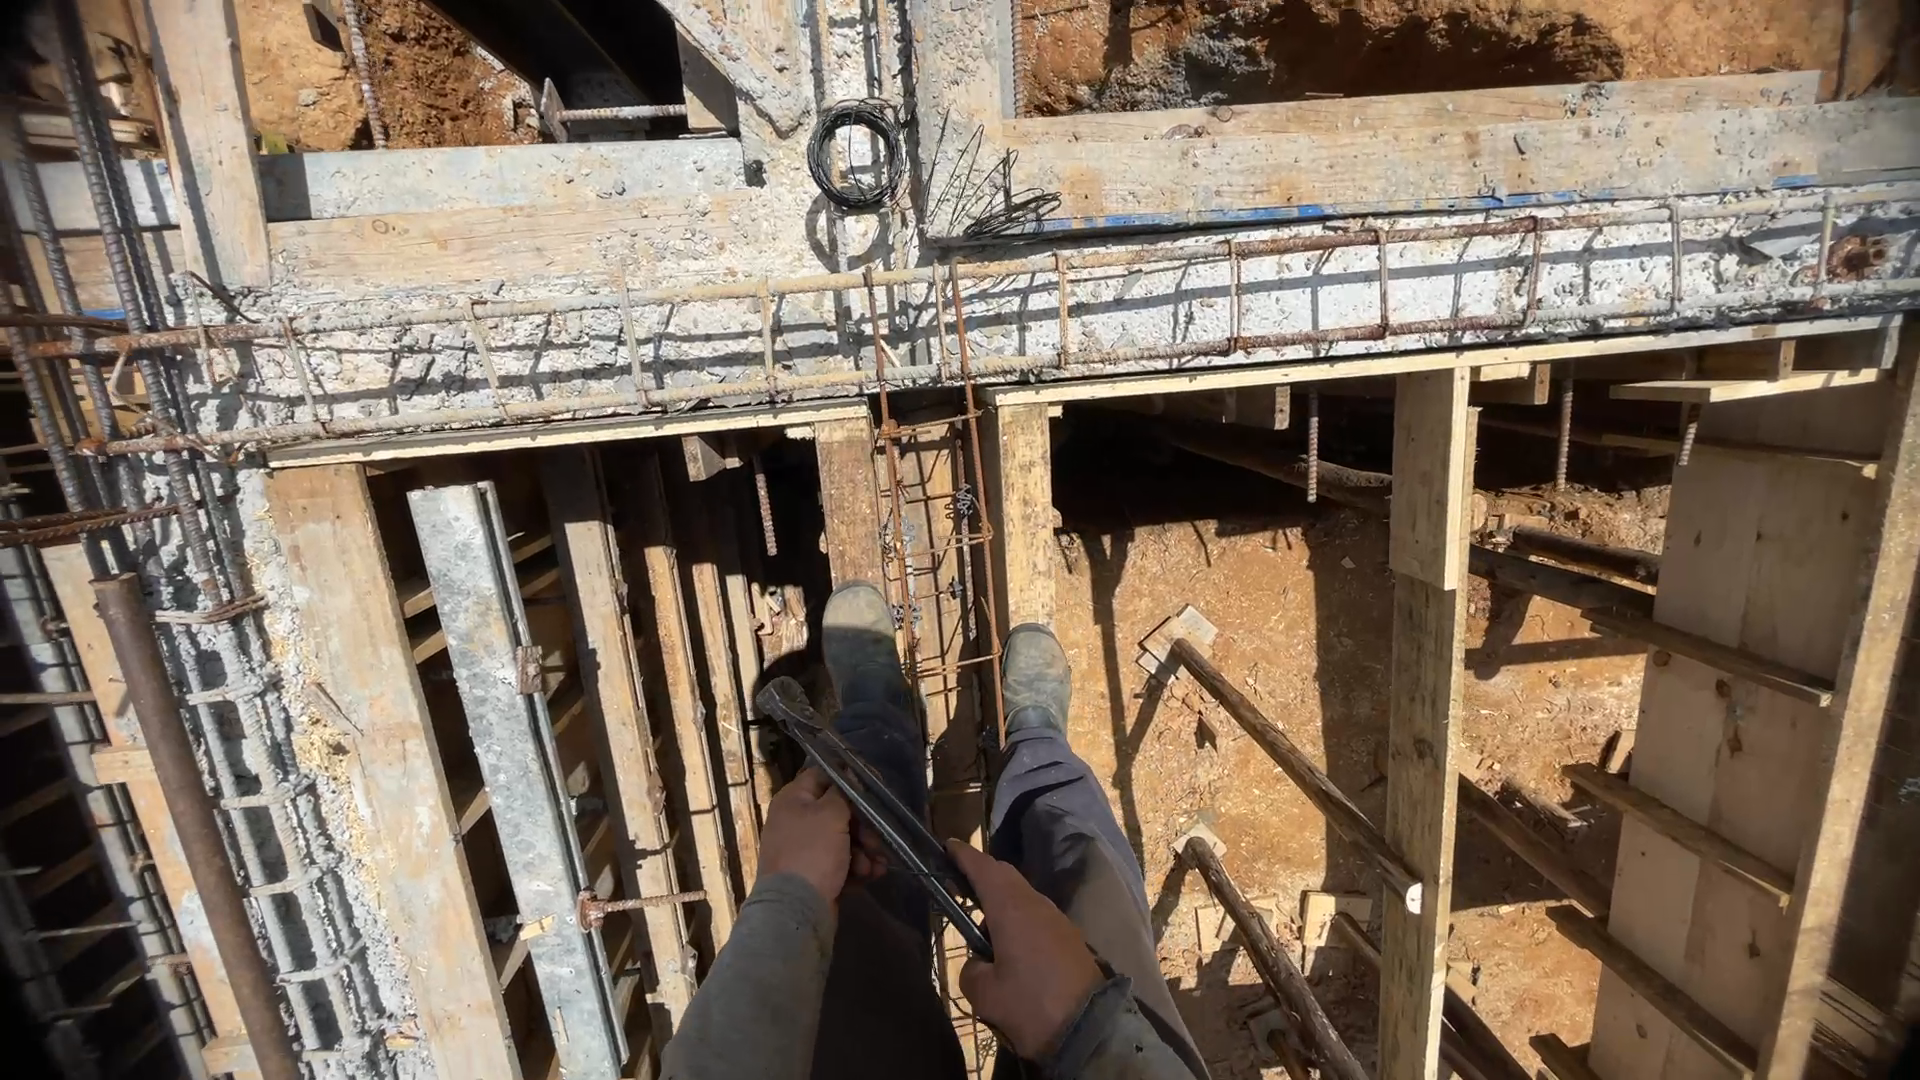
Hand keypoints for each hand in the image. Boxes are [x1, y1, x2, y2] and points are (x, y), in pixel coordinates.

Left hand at [757, 768, 887, 904]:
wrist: (794, 912)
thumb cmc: (812, 853)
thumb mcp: (830, 814)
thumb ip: (843, 792)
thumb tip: (848, 775)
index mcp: (793, 799)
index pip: (824, 775)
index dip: (850, 778)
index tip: (875, 784)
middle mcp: (796, 820)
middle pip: (838, 810)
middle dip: (863, 825)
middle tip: (875, 838)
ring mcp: (804, 848)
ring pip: (843, 838)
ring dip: (864, 849)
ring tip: (874, 863)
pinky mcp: (814, 873)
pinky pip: (840, 861)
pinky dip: (856, 866)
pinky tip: (871, 874)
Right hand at [947, 839, 1104, 1060]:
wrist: (1092, 1029)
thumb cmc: (1032, 1005)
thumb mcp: (987, 995)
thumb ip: (972, 971)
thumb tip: (979, 963)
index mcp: (1011, 908)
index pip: (983, 868)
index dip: (964, 855)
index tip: (948, 845)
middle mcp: (1034, 903)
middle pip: (1004, 875)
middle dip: (981, 873)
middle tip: (958, 883)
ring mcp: (1055, 918)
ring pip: (1021, 894)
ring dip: (1000, 899)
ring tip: (983, 927)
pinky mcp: (1068, 936)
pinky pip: (1035, 913)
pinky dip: (1017, 916)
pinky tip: (1010, 945)